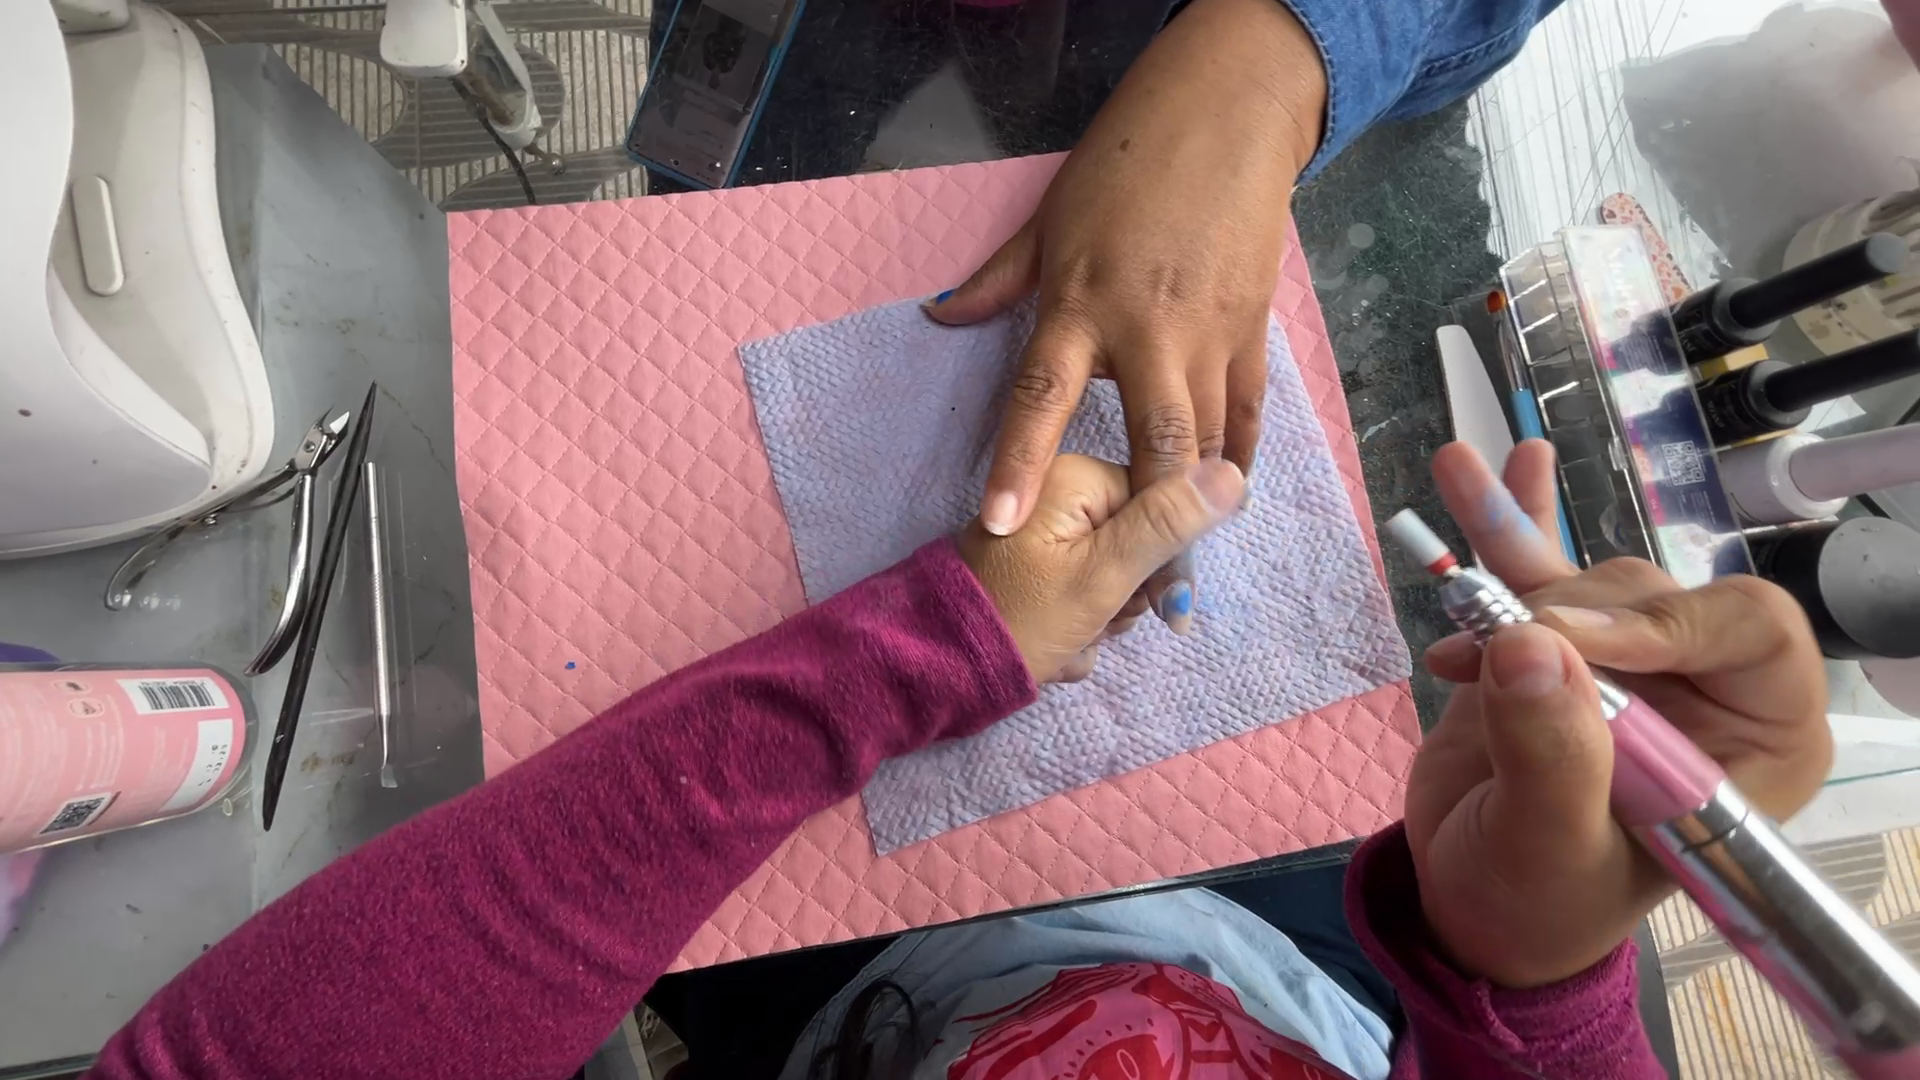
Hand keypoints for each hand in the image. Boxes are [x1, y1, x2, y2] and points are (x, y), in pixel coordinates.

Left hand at [926, 0, 1324, 624]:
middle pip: (1153, 441)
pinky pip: (1250, 405)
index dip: (1017, 466)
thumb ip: (995, 280)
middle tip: (1148, 581)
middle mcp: (1145, 332)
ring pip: (1209, 434)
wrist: (1230, 110)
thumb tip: (940, 315)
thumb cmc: (1124, 165)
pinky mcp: (1251, 327)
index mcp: (1079, 307)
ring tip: (1192, 556)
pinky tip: (1232, 490)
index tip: (1001, 527)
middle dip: (1152, 515)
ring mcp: (1208, 333)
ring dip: (1200, 500)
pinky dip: (1242, 450)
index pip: (1039, 400)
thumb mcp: (1046, 219)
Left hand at [958, 454, 1242, 682]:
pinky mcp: (1034, 564)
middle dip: (1122, 596)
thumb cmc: (1023, 619)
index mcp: (1073, 477)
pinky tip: (1052, 644)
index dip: (1156, 560)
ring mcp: (1043, 531)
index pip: (1158, 504)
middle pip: (1136, 543)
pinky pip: (1082, 592)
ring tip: (1065, 637)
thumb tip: (1233, 473)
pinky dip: (1077, 625)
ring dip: (1101, 619)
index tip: (1128, 596)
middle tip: (1089, 620)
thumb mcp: (1103, 574)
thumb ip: (1168, 524)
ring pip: (1113, 576)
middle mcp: (1056, 493)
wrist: (945, 669)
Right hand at [1405, 440, 1830, 987]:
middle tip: (1472, 647)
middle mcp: (1687, 689)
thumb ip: (1552, 753)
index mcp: (1744, 741)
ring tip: (1457, 463)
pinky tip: (1505, 467)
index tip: (1550, 640)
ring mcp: (1604, 665)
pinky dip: (1506, 526)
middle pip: (1640, 597)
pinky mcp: (1532, 655)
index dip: (1654, 620)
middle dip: (1550, 606)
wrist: (1468, 893)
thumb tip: (1526, 644)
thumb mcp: (1546, 844)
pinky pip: (1524, 579)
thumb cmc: (1531, 896)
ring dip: (1511, 527)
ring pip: (1573, 575)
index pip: (1745, 635)